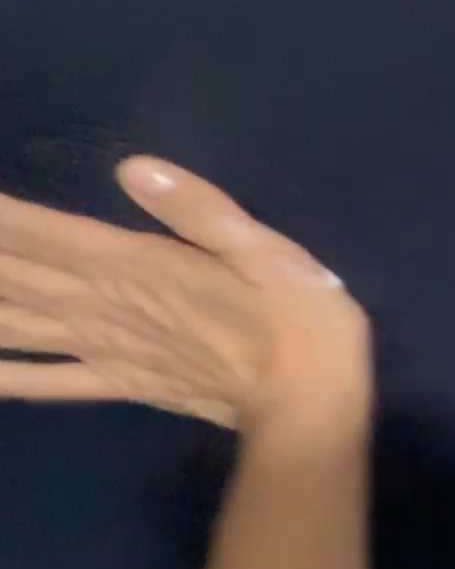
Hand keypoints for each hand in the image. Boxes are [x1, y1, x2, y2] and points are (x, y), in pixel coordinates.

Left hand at [0, 157, 368, 432]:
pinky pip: (43, 380)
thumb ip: (206, 213)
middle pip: (3, 274)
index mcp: (139, 267)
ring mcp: (106, 348)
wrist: (310, 401)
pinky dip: (0, 375)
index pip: (38, 231)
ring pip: (5, 324)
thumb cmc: (304, 321)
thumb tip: (133, 167)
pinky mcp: (123, 382)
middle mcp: (104, 305)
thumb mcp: (274, 256)